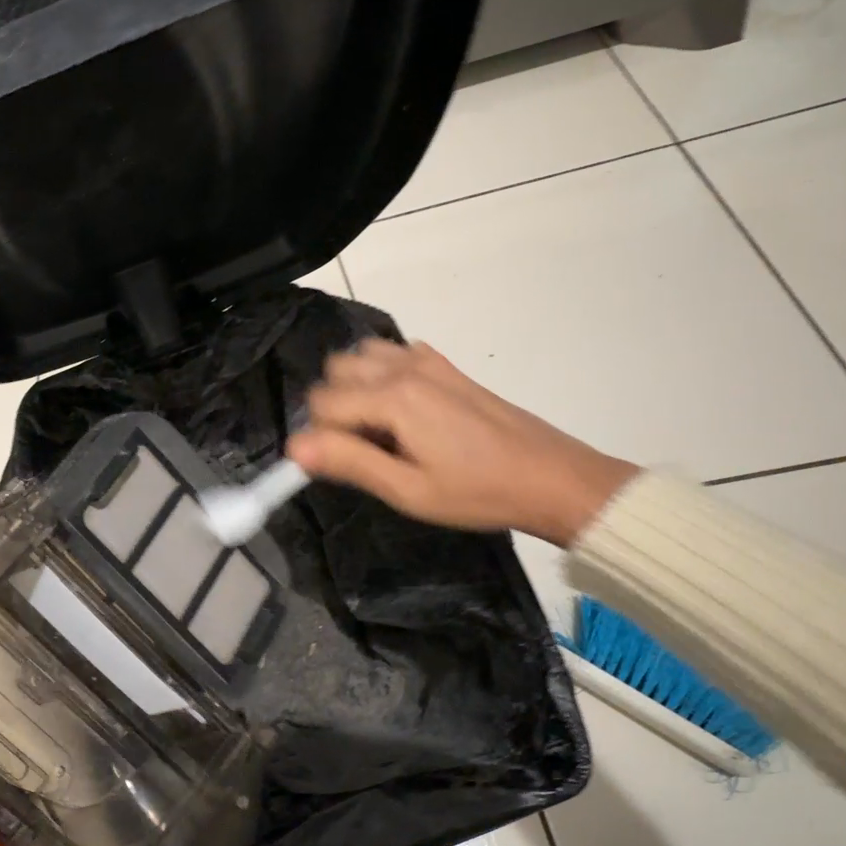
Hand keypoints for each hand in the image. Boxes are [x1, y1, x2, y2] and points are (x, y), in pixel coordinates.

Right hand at [287, 340, 637, 545]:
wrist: (552, 477)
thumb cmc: (477, 492)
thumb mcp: (408, 490)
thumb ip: (348, 462)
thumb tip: (293, 447)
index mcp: (392, 398)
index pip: (320, 403)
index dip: (320, 437)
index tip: (344, 465)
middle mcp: (403, 367)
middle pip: (335, 370)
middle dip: (334, 406)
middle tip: (363, 447)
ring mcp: (426, 361)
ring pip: (361, 356)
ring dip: (356, 386)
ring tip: (380, 428)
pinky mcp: (445, 365)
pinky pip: (393, 353)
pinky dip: (384, 373)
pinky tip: (405, 410)